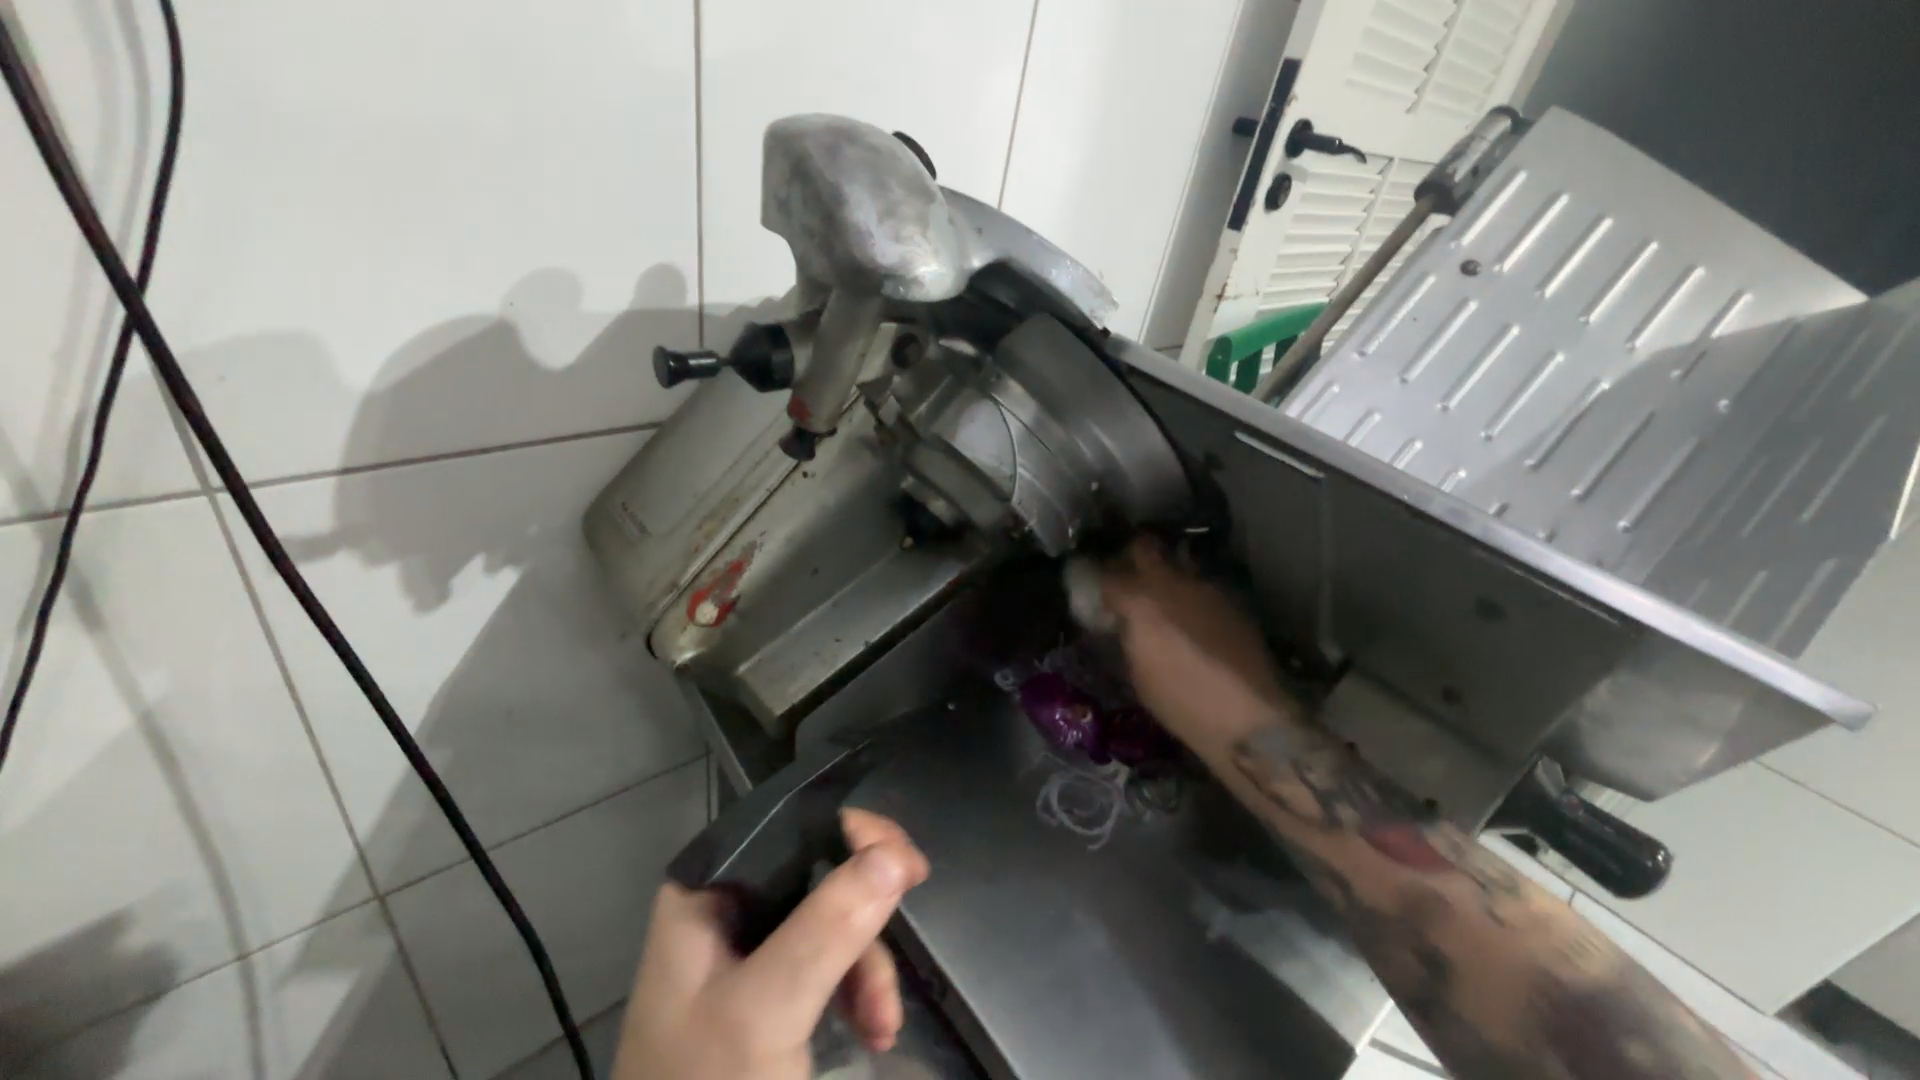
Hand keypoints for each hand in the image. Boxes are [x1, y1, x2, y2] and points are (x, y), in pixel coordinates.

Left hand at [613, 810, 930, 1079]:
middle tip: (912, 912)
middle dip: (867, 913)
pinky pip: (830, 967)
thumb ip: (825, 930)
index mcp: (706, 892)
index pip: (785, 828)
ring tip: (883, 1023)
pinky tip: (875, 1032)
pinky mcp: (768, 995)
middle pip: (819, 875)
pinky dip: (861, 993)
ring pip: (833, 924)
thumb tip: (893, 853)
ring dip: (870, 968)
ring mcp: (748, 955)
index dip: (850, 833)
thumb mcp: (767, 1011)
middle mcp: (726, 911)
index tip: (905, 864)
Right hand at [1099, 537, 1301, 765]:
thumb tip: (1128, 624)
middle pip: (1145, 547)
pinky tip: (1195, 622)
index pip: (1108, 576)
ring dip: (1168, 577)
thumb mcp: (1139, 674)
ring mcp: (1206, 589)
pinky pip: (1203, 588)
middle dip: (1133, 558)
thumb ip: (1130, 638)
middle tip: (1131, 580)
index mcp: (1140, 602)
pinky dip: (1193, 598)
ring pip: (1180, 565)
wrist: (1248, 715)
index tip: (1102, 599)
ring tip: (1166, 602)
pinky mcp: (1233, 602)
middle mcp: (1172, 584)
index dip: (1102, 586)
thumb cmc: (1180, 703)